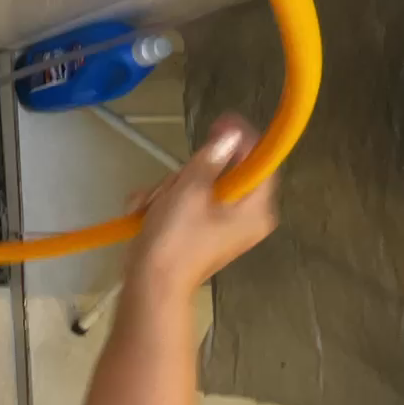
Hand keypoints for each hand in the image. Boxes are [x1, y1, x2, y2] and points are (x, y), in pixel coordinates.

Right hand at [124, 114, 278, 296]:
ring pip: (194, 189)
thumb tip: (230, 135)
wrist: (151, 283)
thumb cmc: (175, 238)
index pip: (260, 164)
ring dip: (167, 190)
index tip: (221, 121)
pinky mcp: (195, 233)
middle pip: (220, 175)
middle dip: (186, 175)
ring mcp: (218, 226)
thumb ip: (209, 161)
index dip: (243, 141)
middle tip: (169, 184)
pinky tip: (143, 212)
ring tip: (149, 204)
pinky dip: (161, 204)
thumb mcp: (189, 193)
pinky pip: (182, 205)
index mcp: (255, 209)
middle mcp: (244, 217)